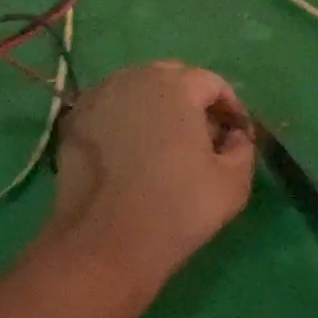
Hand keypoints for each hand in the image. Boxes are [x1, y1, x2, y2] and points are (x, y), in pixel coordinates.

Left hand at [43, 61, 256, 282]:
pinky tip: (129, 150)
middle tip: (201, 137)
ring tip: (164, 143)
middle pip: (171, 78)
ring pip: (136, 89)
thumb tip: (234, 135)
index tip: (234, 135)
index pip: (212, 82)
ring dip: (155, 107)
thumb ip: (242, 148)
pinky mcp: (75, 119)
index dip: (230, 107)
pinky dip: (124, 119)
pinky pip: (110, 108)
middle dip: (191, 100)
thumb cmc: (177, 208)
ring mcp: (99, 96)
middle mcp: (134, 78)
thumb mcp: (233, 183)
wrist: (107, 239)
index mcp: (176, 85)